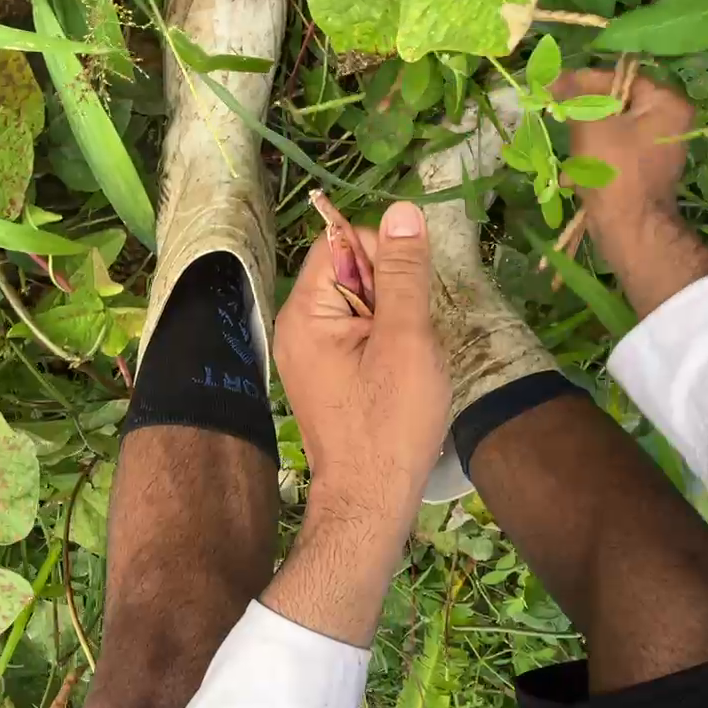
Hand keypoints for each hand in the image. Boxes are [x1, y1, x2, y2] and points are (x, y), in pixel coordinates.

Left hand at [275, 200, 448, 521]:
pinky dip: (382, 341)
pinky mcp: (322, 374)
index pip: (337, 243)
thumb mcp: (406, 338)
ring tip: (406, 359)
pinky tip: (398, 373)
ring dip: (391, 318)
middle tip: (410, 336)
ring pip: (357, 304)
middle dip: (389, 291)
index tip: (412, 289)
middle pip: (346, 272)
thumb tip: (403, 211)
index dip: (382, 251)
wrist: (369, 497)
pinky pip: (354, 334)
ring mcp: (306, 353)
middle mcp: (296, 327)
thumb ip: (403, 273)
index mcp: (304, 312)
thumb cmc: (390, 421)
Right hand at [553, 68, 695, 232]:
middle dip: (584, 114)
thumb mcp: (590, 127)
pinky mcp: (643, 171)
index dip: (585, 81)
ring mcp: (657, 149)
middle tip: (557, 115)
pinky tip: (575, 175)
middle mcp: (669, 122)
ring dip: (584, 140)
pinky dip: (594, 159)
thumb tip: (554, 76)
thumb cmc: (614, 171)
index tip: (555, 86)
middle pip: (617, 106)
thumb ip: (574, 97)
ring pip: (612, 131)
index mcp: (666, 103)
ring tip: (566, 149)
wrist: (628, 228)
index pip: (621, 79)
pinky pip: (615, 154)